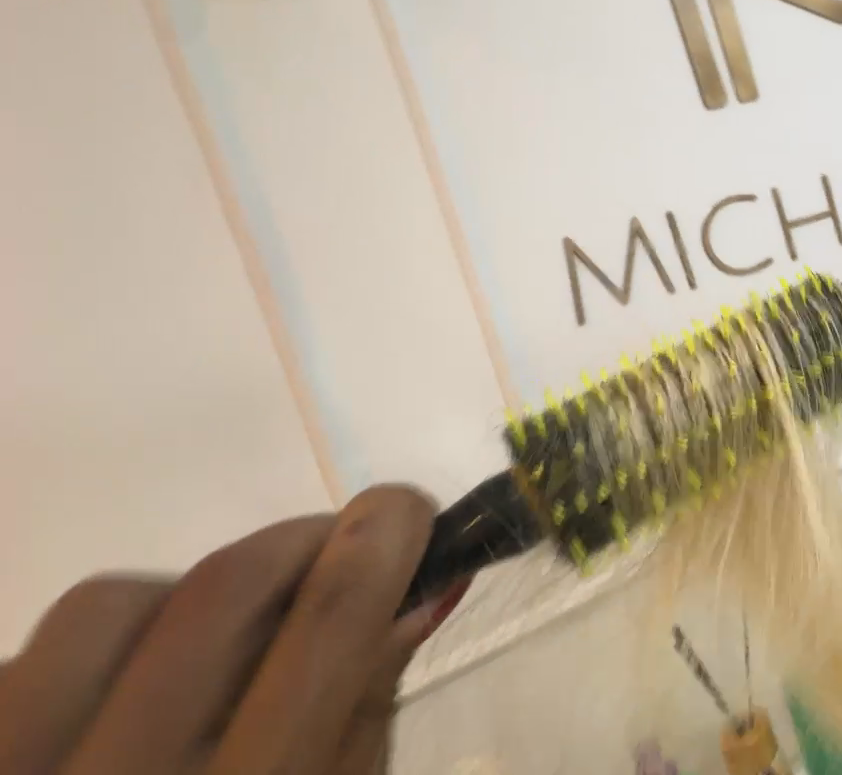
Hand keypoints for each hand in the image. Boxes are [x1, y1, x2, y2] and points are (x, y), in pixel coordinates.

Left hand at [0, 486, 468, 773]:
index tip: (407, 510)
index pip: (329, 618)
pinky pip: (14, 665)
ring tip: (211, 645)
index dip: (383, 535)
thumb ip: (367, 702)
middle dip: (301, 540)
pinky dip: (87, 657)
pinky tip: (111, 707)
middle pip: (223, 587)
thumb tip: (424, 583)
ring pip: (107, 606)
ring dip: (187, 597)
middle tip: (334, 549)